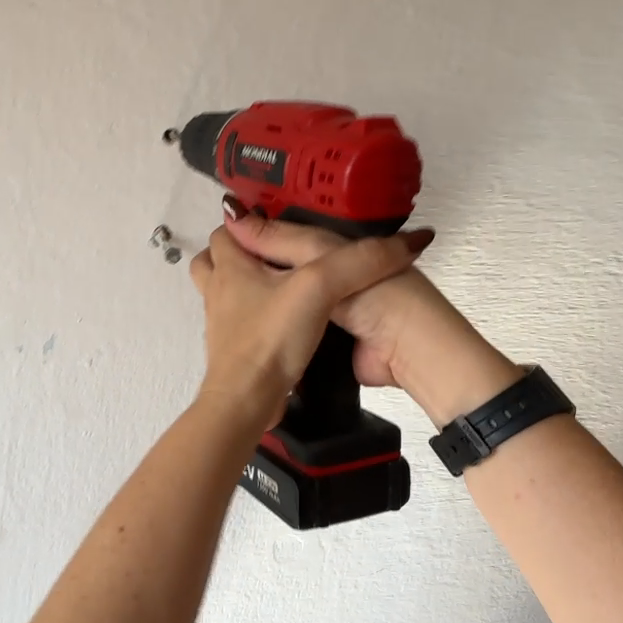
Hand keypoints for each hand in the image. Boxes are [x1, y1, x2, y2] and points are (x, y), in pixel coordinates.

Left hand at [189, 198, 433, 422]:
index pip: (226, 232)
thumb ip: (356, 260)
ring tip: (279, 285)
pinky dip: (254, 318)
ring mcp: (222, 324)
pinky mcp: (234, 351)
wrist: (249, 400)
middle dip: (237, 252)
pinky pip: (238, 324)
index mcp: (230, 268)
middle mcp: (219, 292)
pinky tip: (284, 322)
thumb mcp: (319, 287)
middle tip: (271, 253)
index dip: (246, 223)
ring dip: (244, 286)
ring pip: (223, 293)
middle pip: (214, 261)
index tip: (275, 222)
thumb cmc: (272, 338)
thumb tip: (408, 240)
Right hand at [220, 210, 469, 393]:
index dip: (257, 230)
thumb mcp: (325, 259)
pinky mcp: (325, 341)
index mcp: (337, 246)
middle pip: (282, 265)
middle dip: (253, 265)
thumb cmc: (381, 298)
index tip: (219, 230)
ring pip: (284, 297)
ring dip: (259, 296)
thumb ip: (282, 240)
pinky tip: (241, 322)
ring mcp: (328, 310)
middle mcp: (331, 275)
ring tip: (216, 291)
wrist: (409, 354)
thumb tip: (231, 215)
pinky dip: (271, 324)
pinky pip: (292, 327)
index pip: (287, 232)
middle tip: (211, 264)